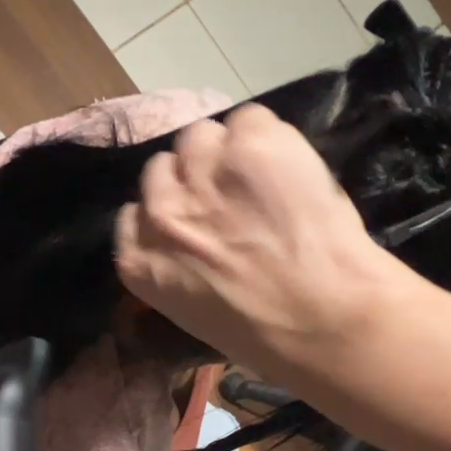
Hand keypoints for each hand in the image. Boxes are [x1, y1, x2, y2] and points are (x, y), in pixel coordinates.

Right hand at [114, 105, 418, 379]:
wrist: (319, 315)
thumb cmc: (259, 334)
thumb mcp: (187, 310)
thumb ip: (172, 266)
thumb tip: (189, 238)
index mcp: (139, 262)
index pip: (131, 213)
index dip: (165, 211)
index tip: (189, 220)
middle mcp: (159, 213)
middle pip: (160, 168)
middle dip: (188, 178)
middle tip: (226, 196)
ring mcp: (203, 173)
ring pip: (198, 136)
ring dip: (222, 150)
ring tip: (255, 175)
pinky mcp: (249, 144)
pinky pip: (247, 117)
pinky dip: (264, 135)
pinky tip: (285, 164)